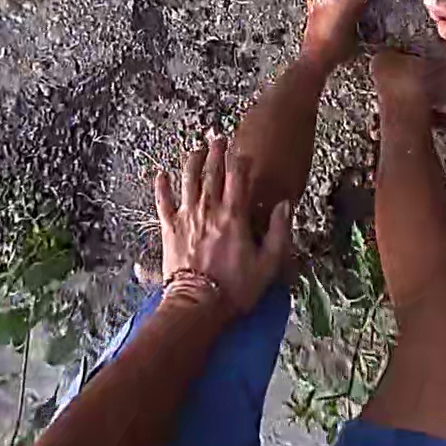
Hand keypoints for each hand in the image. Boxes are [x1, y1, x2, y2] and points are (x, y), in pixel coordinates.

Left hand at [154, 139, 290, 315]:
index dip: (241, 160)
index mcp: (234, 214)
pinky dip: (162, 187)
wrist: (196, 308)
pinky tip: (161, 174)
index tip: (244, 151)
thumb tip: (284, 204)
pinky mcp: (169, 229)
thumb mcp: (268, 263)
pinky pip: (163, 202)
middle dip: (217, 151)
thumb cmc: (235, 288)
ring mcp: (187, 216)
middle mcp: (209, 209)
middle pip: (213, 171)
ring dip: (193, 161)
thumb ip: (279, 231)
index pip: (238, 176)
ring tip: (197, 148)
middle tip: (219, 137)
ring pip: (189, 179)